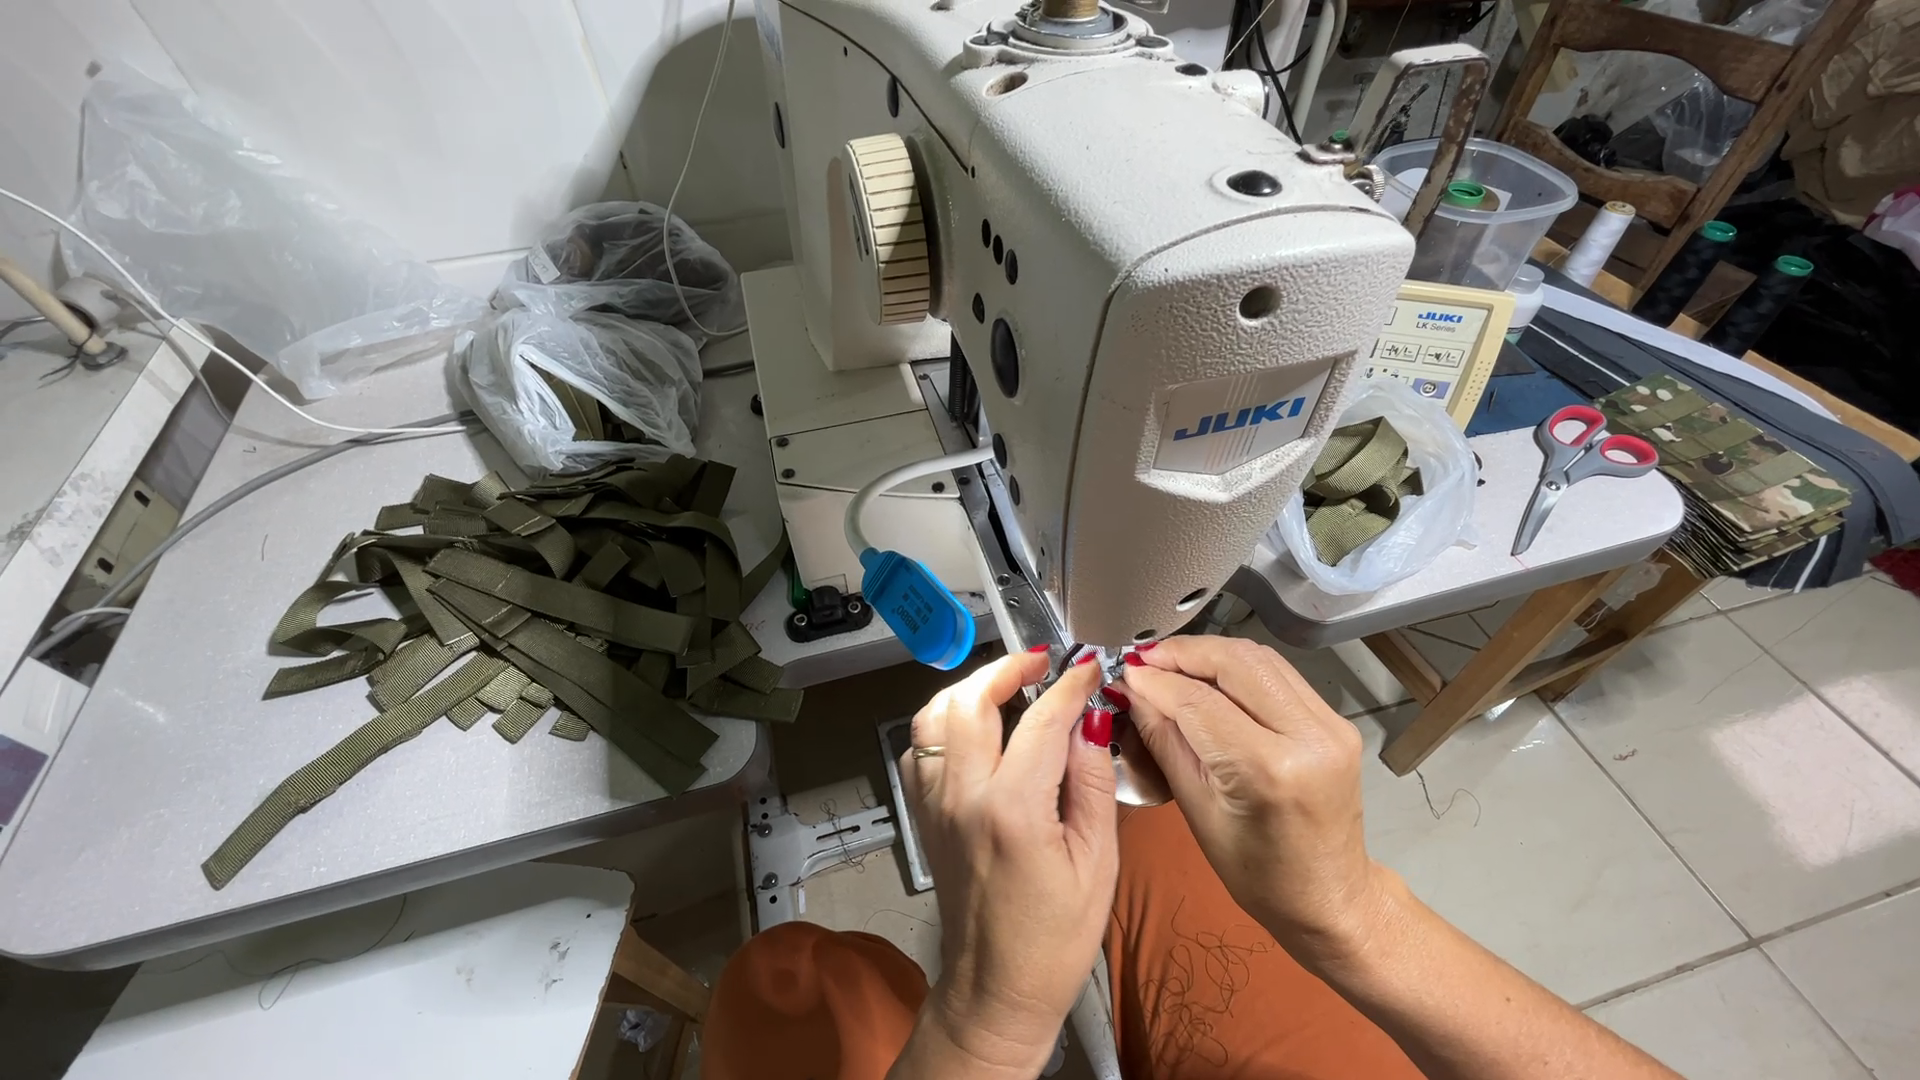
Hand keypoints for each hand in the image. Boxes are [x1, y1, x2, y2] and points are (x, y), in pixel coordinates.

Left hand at [897, 651, 1116, 1076]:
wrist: (995, 989)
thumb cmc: (1054, 938)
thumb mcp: (1097, 860)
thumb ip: (1090, 780)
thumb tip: (1091, 720)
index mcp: (1012, 809)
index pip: (1041, 720)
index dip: (1069, 685)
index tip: (1087, 667)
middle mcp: (962, 796)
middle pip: (970, 700)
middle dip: (1007, 668)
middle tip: (1041, 664)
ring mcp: (933, 804)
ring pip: (933, 716)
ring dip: (968, 688)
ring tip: (1005, 685)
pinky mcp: (922, 814)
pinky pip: (918, 748)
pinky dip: (943, 722)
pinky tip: (972, 727)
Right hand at [1120, 636, 1389, 967]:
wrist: (1331, 897)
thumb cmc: (1257, 872)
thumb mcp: (1195, 808)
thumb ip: (1163, 739)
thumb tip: (1131, 690)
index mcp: (1269, 770)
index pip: (1199, 701)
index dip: (1156, 679)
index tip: (1124, 670)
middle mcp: (1308, 736)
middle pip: (1235, 662)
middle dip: (1182, 652)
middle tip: (1143, 658)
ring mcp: (1330, 724)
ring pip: (1258, 657)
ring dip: (1208, 652)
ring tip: (1168, 662)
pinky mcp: (1335, 719)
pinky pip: (1276, 673)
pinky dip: (1234, 665)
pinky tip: (1205, 674)